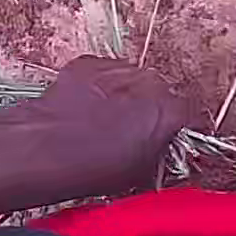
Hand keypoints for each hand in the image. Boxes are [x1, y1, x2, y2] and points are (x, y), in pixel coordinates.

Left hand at [0, 57, 191, 190]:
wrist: (44, 149)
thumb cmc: (92, 168)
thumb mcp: (140, 173)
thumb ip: (161, 153)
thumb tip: (163, 149)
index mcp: (169, 111)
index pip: (190, 115)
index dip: (181, 129)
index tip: (174, 138)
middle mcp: (149, 83)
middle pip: (161, 93)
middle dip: (152, 110)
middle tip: (135, 132)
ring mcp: (117, 68)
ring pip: (132, 79)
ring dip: (126, 95)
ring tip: (105, 119)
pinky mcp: (88, 63)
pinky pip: (104, 72)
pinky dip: (99, 86)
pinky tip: (87, 105)